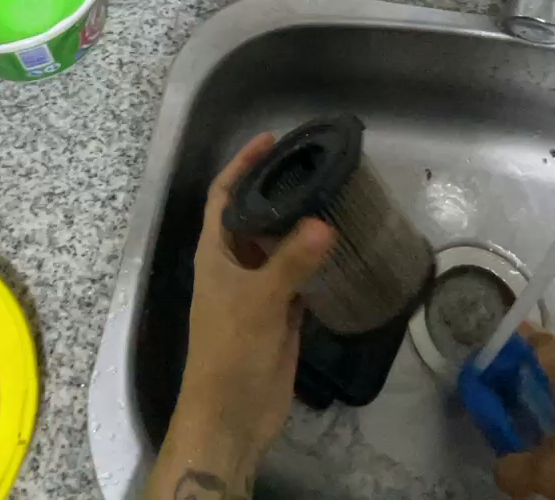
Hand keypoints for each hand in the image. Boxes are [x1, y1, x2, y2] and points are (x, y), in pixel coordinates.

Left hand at [144, 134, 336, 498]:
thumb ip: (291, 262)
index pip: (224, 194)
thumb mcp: (259, 301)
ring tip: (331, 195)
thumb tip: (324, 223)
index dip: (243, 164)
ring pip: (277, 244)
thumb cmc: (231, 349)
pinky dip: (313, 259)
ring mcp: (256, 287)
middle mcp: (234, 262)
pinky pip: (296, 274)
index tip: (270, 139)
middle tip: (314, 165)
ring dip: (298, 224)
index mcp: (215, 250)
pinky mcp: (278, 310)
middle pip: (255, 214)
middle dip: (278, 189)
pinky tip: (338, 245)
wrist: (232, 414)